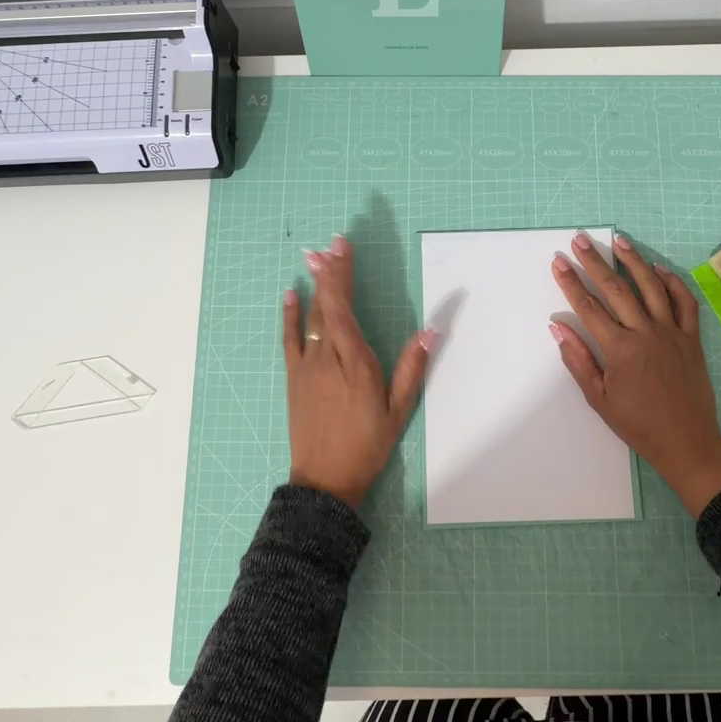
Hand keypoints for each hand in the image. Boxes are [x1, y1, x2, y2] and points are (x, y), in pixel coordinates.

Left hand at [283, 234, 435, 508]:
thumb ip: (412, 368)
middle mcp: (328, 358)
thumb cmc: (367, 445)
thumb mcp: (398, 410)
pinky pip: (290, 339)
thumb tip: (431, 331)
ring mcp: (307, 366)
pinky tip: (290, 294)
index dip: (341, 276)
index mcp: (356, 364)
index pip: (345, 309)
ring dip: (313, 286)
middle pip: (327, 306)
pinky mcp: (294, 377)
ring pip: (310, 318)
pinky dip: (289, 315)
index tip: (340, 249)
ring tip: (313, 257)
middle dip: (330, 272)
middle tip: (331, 242)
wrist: (324, 479)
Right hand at [549, 232, 720, 516]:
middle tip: (580, 240)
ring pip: (651, 287)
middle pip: (616, 289)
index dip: (571, 282)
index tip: (558, 262)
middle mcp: (645, 333)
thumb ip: (578, 360)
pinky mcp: (691, 338)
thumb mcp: (599, 398)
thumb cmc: (638, 424)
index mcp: (619, 349)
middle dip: (595, 262)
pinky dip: (672, 283)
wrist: (687, 442)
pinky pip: (684, 302)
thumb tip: (557, 328)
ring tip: (619, 241)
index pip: (588, 307)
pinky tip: (659, 270)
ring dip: (633, 261)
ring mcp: (671, 333)